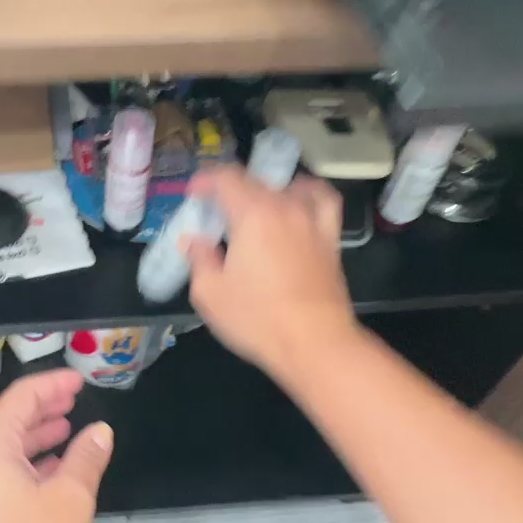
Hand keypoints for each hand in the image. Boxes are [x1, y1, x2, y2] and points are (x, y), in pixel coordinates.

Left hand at [0, 369, 114, 522]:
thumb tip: (99, 431)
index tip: (79, 379)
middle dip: (44, 407)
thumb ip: (86, 459)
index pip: (21, 396)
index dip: (53, 383)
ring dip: (36, 436)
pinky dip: (26, 463)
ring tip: (67, 430)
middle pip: (9, 418)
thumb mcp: (70, 501)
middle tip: (74, 399)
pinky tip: (51, 473)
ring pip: (4, 447)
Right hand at [183, 167, 360, 379]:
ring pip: (285, 189)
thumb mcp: (210, 293)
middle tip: (214, 213)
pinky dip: (308, 194)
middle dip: (229, 190)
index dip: (205, 181)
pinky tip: (299, 200)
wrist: (314, 344)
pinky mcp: (329, 240)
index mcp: (251, 215)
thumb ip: (199, 259)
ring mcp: (311, 221)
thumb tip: (193, 241)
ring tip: (252, 209)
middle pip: (254, 182)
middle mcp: (284, 208)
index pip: (226, 179)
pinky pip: (322, 202)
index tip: (193, 195)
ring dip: (264, 192)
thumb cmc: (257, 318)